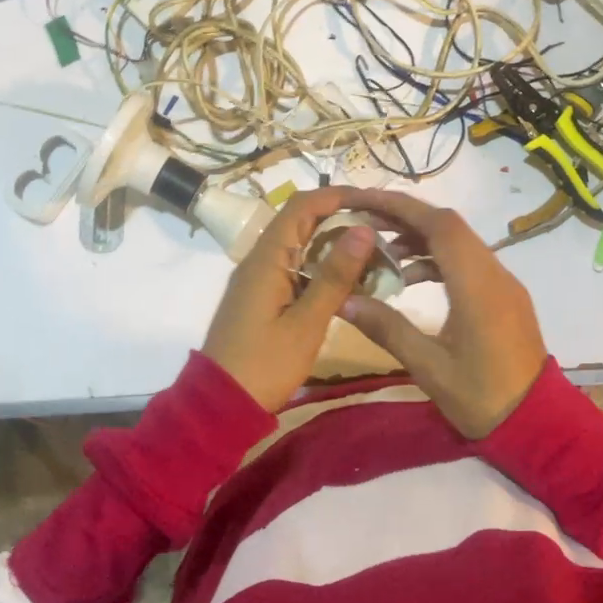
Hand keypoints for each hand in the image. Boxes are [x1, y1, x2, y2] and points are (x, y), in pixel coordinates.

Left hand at [202, 187, 378, 412]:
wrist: (220, 406)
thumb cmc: (265, 364)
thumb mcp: (307, 323)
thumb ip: (335, 275)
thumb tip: (363, 228)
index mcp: (267, 259)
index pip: (302, 207)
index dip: (337, 196)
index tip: (374, 201)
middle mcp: (260, 261)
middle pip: (301, 223)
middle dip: (341, 219)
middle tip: (382, 229)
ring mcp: (259, 281)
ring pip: (300, 247)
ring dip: (334, 246)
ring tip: (375, 255)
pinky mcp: (262, 300)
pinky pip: (295, 270)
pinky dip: (322, 270)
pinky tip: (350, 285)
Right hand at [335, 190, 547, 438]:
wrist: (536, 422)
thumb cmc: (481, 398)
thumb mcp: (428, 367)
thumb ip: (387, 329)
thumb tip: (344, 301)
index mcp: (476, 285)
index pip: (439, 225)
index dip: (399, 206)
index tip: (362, 200)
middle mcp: (494, 274)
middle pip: (448, 226)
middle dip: (404, 217)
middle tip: (362, 223)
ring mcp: (503, 284)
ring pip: (459, 242)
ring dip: (420, 239)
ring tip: (380, 253)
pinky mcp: (504, 297)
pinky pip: (468, 262)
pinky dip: (437, 260)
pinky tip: (409, 280)